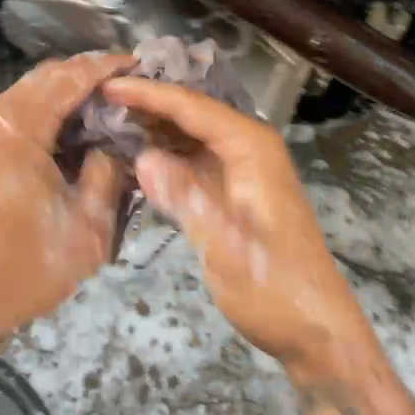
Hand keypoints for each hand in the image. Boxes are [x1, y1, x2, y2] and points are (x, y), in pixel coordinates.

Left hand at [0, 49, 134, 346]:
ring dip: (71, 92)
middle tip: (132, 85)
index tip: (143, 63)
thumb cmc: (20, 269)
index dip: (109, 66)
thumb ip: (108, 174)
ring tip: (112, 106)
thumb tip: (116, 146)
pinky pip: (21, 111)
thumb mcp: (86, 228)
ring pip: (34, 91)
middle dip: (92, 75)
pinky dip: (52, 110)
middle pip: (51, 75)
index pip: (72, 76)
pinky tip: (79, 129)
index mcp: (18, 125)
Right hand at [104, 78, 414, 414]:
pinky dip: (165, 155)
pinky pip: (194, 159)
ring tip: (107, 120)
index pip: (192, 106)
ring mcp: (242, 168)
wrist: (316, 329)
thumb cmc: (275, 289)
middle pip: (191, 112)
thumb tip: (142, 157)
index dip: (148, 93)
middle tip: (98, 98)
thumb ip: (186, 198)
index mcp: (251, 147)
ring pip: (191, 134)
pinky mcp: (234, 190)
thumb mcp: (225, 248)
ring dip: (153, 127)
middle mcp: (248, 147)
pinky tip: (135, 158)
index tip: (107, 85)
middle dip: (147, 103)